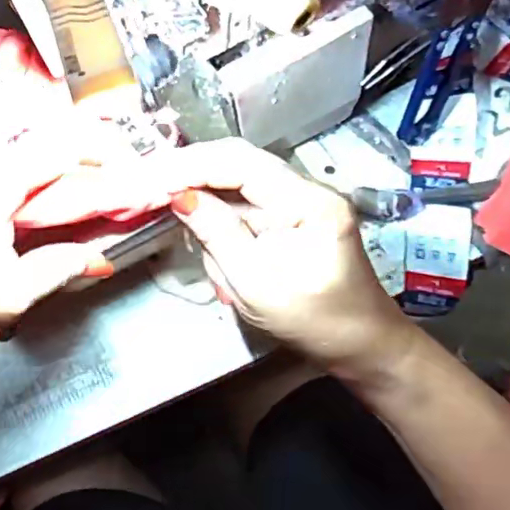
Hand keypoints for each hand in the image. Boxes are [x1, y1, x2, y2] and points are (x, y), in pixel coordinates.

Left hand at [0, 86, 124, 374]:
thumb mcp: (7, 293)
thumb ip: (58, 267)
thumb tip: (99, 258)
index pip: (63, 143)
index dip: (99, 146)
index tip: (116, 158)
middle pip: (23, 106)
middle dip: (52, 124)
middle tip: (63, 153)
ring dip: (6, 113)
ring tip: (14, 141)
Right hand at [152, 138, 424, 379]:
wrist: (364, 347)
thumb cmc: (318, 324)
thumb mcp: (259, 286)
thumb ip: (218, 237)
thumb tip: (179, 196)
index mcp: (309, 203)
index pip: (241, 164)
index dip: (192, 166)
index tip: (150, 176)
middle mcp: (304, 190)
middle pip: (236, 162)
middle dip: (189, 171)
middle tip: (145, 180)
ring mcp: (296, 202)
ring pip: (234, 182)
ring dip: (201, 197)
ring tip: (175, 216)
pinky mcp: (286, 217)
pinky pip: (241, 206)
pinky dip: (215, 217)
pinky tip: (203, 237)